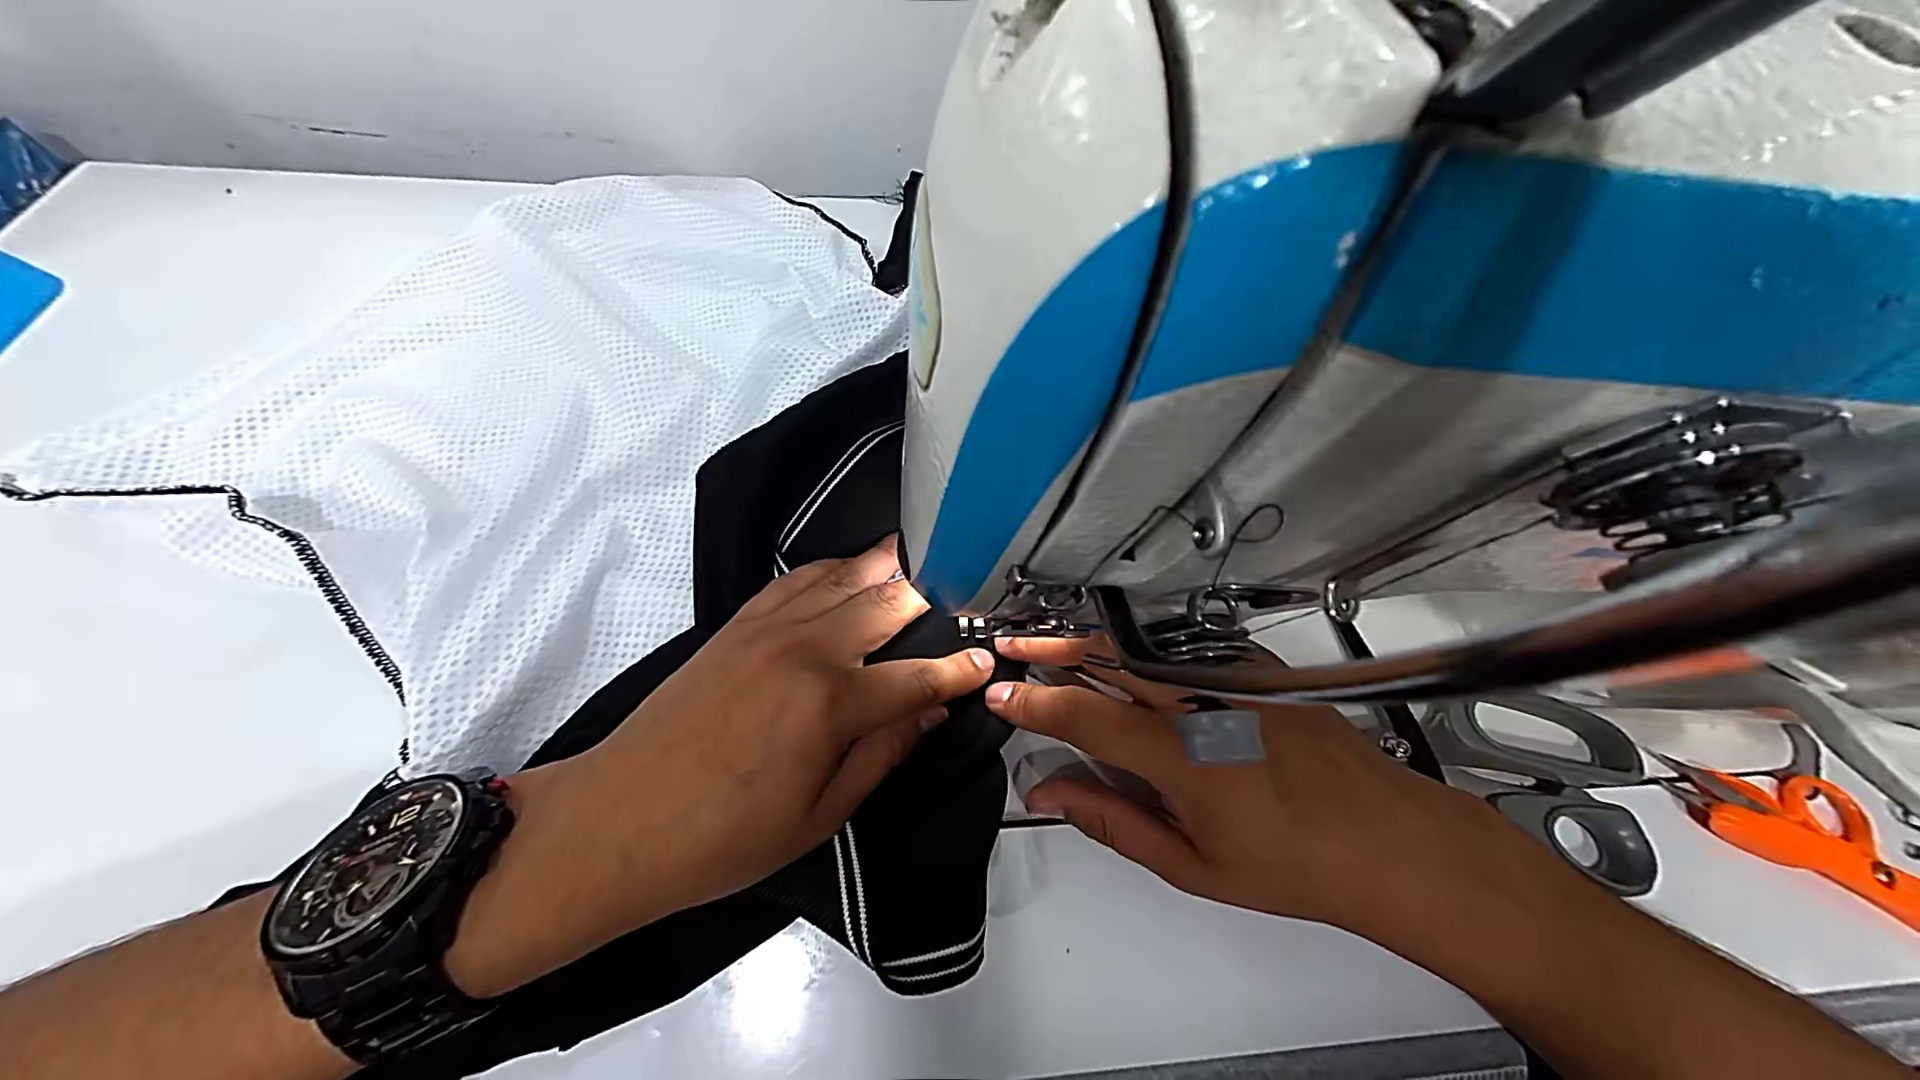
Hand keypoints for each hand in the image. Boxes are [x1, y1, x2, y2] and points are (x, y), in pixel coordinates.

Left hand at [585, 535, 996, 913]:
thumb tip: (928, 715)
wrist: (617, 822)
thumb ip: (883, 754)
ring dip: (887, 569)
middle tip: (954, 608)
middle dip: (931, 602)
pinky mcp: (736, 625)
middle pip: (889, 603)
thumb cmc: (720, 837)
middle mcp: (805, 649)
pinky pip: (796, 579)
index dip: (960, 669)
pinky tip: (846, 574)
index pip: (919, 676)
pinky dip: (832, 569)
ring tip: (915, 568)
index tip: (983, 662)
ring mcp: (767, 628)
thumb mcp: (820, 814)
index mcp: (831, 703)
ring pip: (845, 575)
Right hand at [987, 637, 1556, 943]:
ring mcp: (1231, 676)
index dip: (1031, 702)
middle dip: (1046, 650)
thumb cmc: (1292, 866)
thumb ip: (1110, 820)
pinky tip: (1116, 656)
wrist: (1392, 841)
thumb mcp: (1191, 864)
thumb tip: (1046, 792)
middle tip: (1007, 649)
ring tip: (1045, 647)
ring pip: (1139, 646)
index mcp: (1181, 754)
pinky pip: (1178, 649)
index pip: (1083, 714)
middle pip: (1105, 658)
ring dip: (1084, 642)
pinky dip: (1135, 648)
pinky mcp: (1254, 666)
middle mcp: (1201, 701)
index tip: (997, 695)